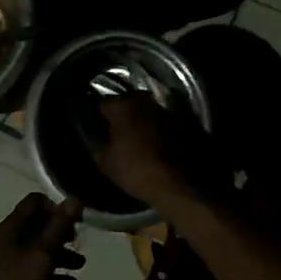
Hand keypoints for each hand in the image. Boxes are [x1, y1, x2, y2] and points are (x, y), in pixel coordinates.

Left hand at [0, 193, 82, 279]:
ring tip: (80, 265)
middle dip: (61, 231)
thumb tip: (74, 199)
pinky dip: (55, 275)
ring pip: (40, 250)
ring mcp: (10, 267)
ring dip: (61, 254)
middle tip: (79, 240)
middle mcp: (8, 244)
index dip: (55, 206)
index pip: (34, 202)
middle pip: (39, 225)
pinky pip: (38, 273)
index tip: (75, 219)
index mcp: (10, 232)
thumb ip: (58, 227)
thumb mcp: (41, 258)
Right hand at [91, 92, 200, 206]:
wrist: (183, 180)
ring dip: (142, 120)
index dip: (99, 118)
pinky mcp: (185, 117)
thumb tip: (96, 137)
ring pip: (148, 110)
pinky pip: (165, 119)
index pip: (104, 105)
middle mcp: (145, 99)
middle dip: (122, 116)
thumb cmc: (138, 170)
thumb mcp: (107, 164)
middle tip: (118, 134)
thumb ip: (98, 146)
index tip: (98, 129)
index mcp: (123, 105)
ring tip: (139, 139)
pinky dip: (160, 126)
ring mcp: (167, 107)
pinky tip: (158, 141)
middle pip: (127, 104)